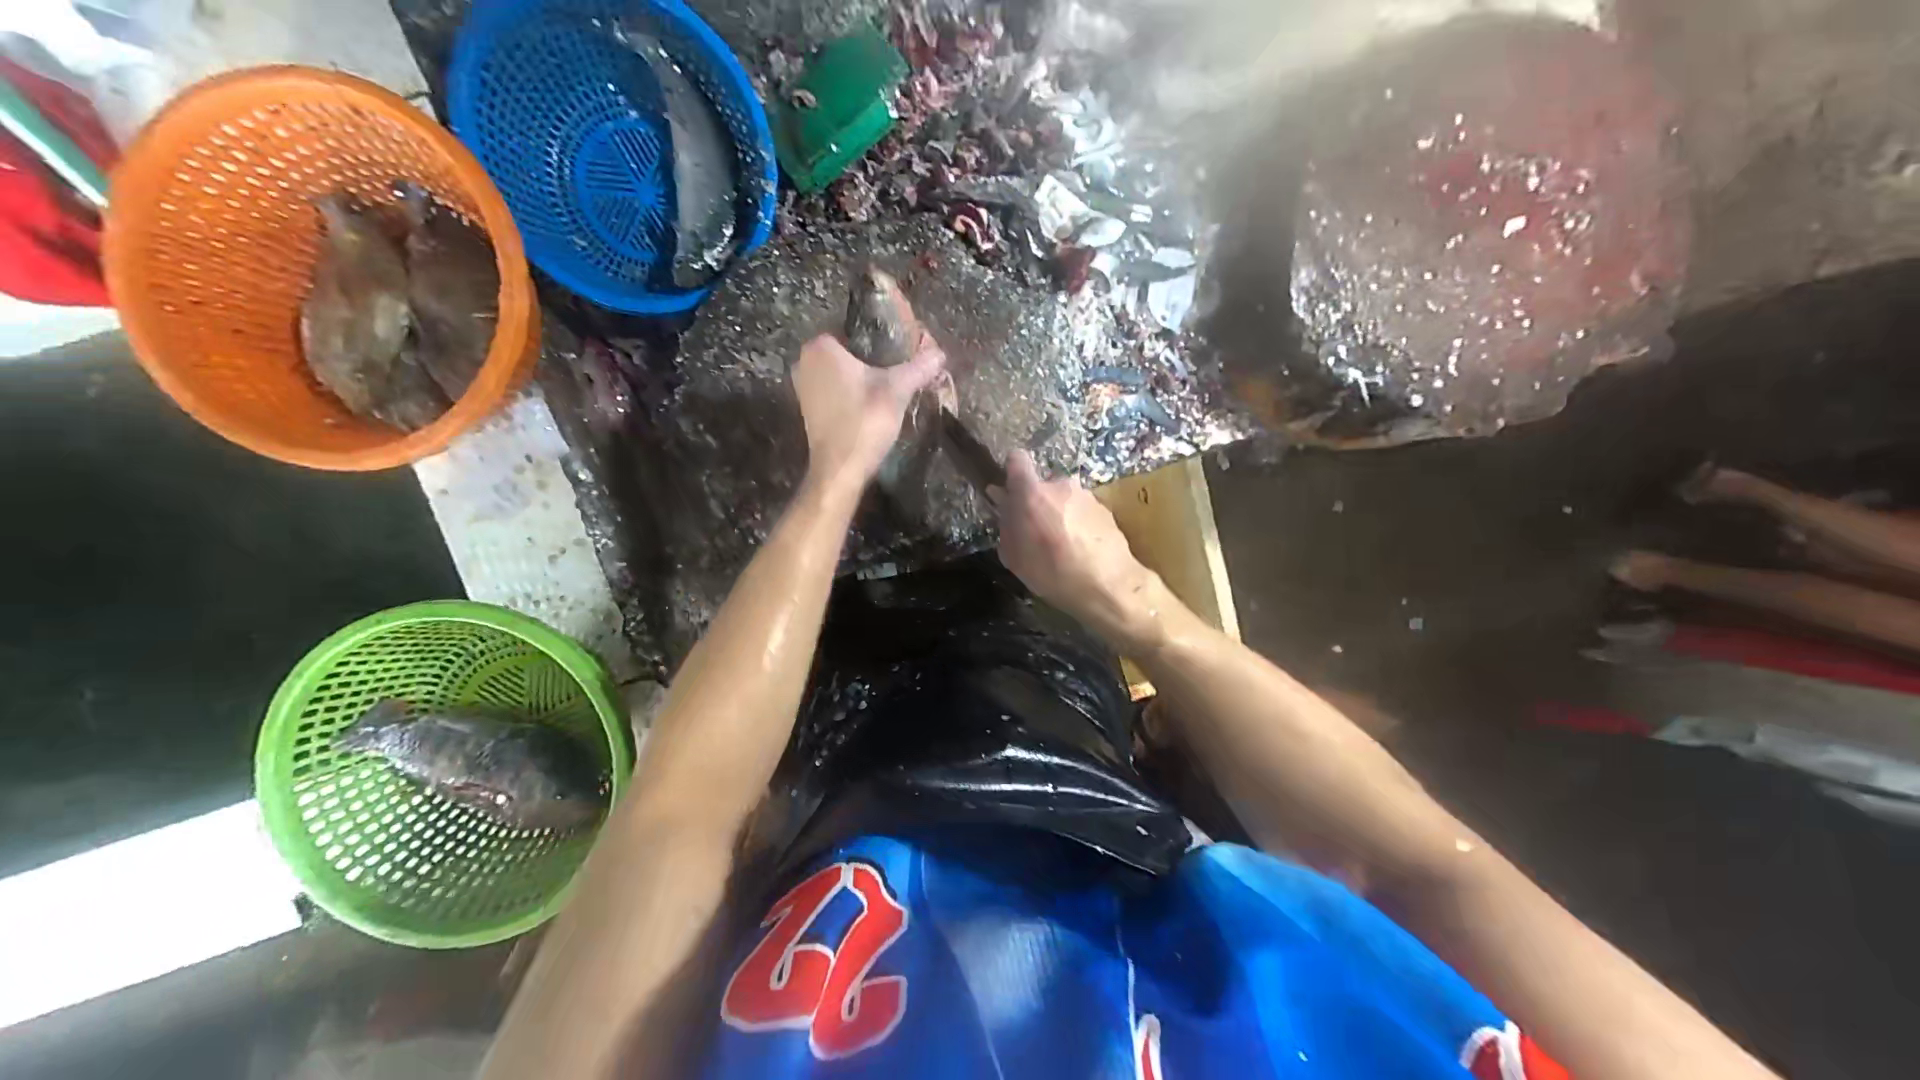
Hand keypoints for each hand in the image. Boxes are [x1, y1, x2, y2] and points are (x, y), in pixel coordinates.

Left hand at [792, 332, 944, 495]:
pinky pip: (835, 388)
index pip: (856, 328)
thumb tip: (939, 353)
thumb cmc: (864, 422)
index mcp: (821, 346)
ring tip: (892, 383)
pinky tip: (874, 401)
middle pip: (849, 350)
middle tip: (902, 366)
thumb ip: (918, 367)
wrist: (840, 470)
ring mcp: (803, 386)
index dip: (883, 336)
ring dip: (864, 375)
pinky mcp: (808, 408)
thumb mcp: (897, 390)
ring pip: (841, 370)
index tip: (904, 348)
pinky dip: (853, 391)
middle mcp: (805, 360)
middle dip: (874, 357)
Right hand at [992, 450, 1164, 649]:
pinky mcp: (1105, 509)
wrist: (1108, 586)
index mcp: (1032, 493)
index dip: (1011, 472)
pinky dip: (1078, 524)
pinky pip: (1082, 511)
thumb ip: (1005, 522)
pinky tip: (1081, 549)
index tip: (1010, 492)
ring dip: (1059, 514)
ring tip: (1062, 546)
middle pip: (1042, 485)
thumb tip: (1002, 498)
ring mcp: (1086, 495)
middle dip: (1037, 502)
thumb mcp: (1014, 556)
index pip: (1016, 459)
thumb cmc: (1052, 573)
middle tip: (1036, 532)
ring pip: (1064, 498)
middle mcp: (1061, 485)